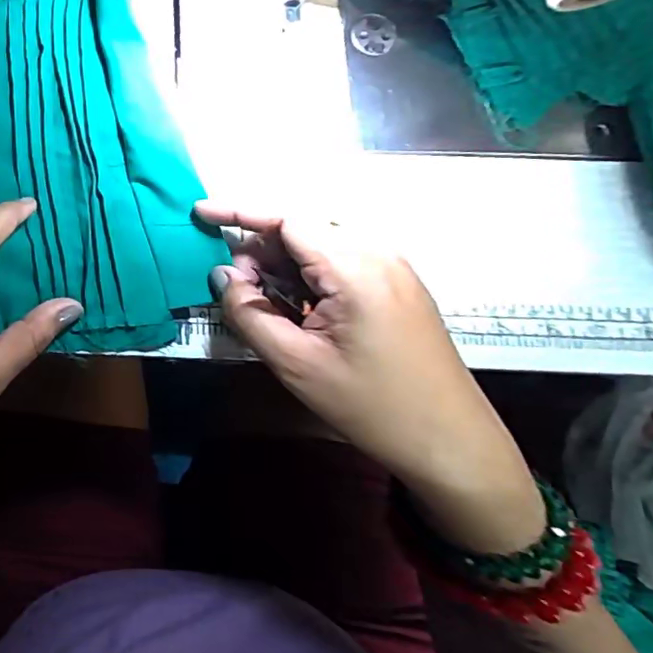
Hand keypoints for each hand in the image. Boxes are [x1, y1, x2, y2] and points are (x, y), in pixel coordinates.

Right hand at [194, 201, 544, 554]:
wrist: (451, 440)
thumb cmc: (371, 406)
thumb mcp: (296, 364)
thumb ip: (250, 313)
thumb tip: (222, 275)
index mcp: (354, 265)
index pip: (287, 217)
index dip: (240, 211)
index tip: (200, 212)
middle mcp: (377, 252)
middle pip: (304, 227)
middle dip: (260, 247)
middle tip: (233, 284)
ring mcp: (392, 266)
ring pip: (322, 243)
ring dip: (284, 262)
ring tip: (260, 298)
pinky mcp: (398, 283)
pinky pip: (343, 261)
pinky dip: (310, 274)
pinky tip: (295, 305)